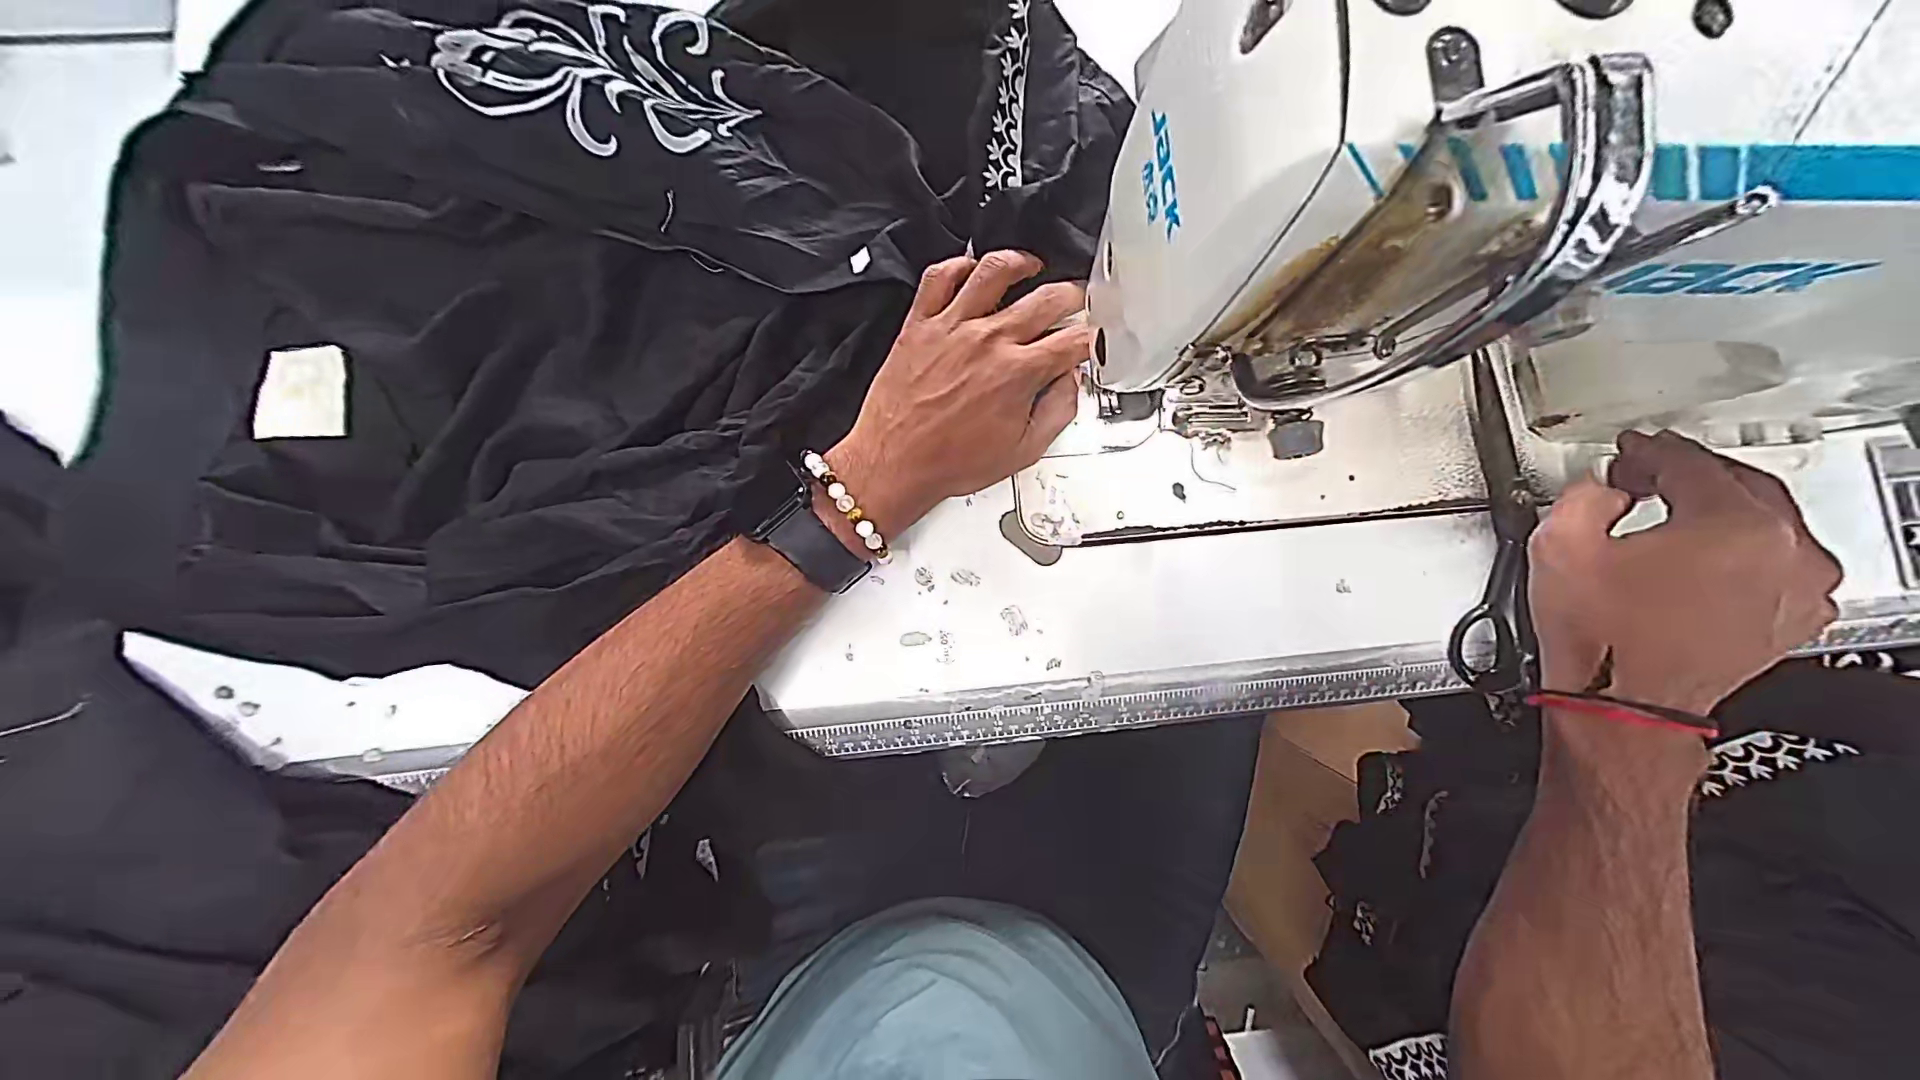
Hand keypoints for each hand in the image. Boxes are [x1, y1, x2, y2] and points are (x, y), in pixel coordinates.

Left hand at [825, 251, 1090, 536]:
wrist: (895, 463)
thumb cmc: (948, 461)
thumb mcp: (1022, 451)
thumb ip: (1057, 412)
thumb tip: (1070, 383)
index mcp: (1017, 374)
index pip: (1073, 339)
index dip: (1091, 337)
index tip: (1089, 339)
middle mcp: (987, 342)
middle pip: (1046, 297)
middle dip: (1072, 296)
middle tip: (1073, 302)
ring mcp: (952, 328)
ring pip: (994, 270)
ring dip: (1021, 262)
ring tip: (1030, 267)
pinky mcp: (920, 325)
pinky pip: (940, 276)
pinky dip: (959, 265)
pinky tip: (971, 272)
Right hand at [1530, 431, 1841, 715]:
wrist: (1622, 700)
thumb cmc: (1601, 634)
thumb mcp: (1558, 545)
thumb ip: (1583, 495)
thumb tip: (1603, 487)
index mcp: (1736, 526)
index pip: (1692, 464)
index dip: (1651, 451)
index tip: (1631, 450)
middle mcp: (1787, 553)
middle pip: (1740, 487)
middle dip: (1687, 473)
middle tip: (1645, 472)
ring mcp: (1798, 590)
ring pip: (1764, 525)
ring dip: (1716, 509)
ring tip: (1669, 511)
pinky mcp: (1792, 619)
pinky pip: (1774, 566)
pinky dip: (1737, 551)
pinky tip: (1697, 556)